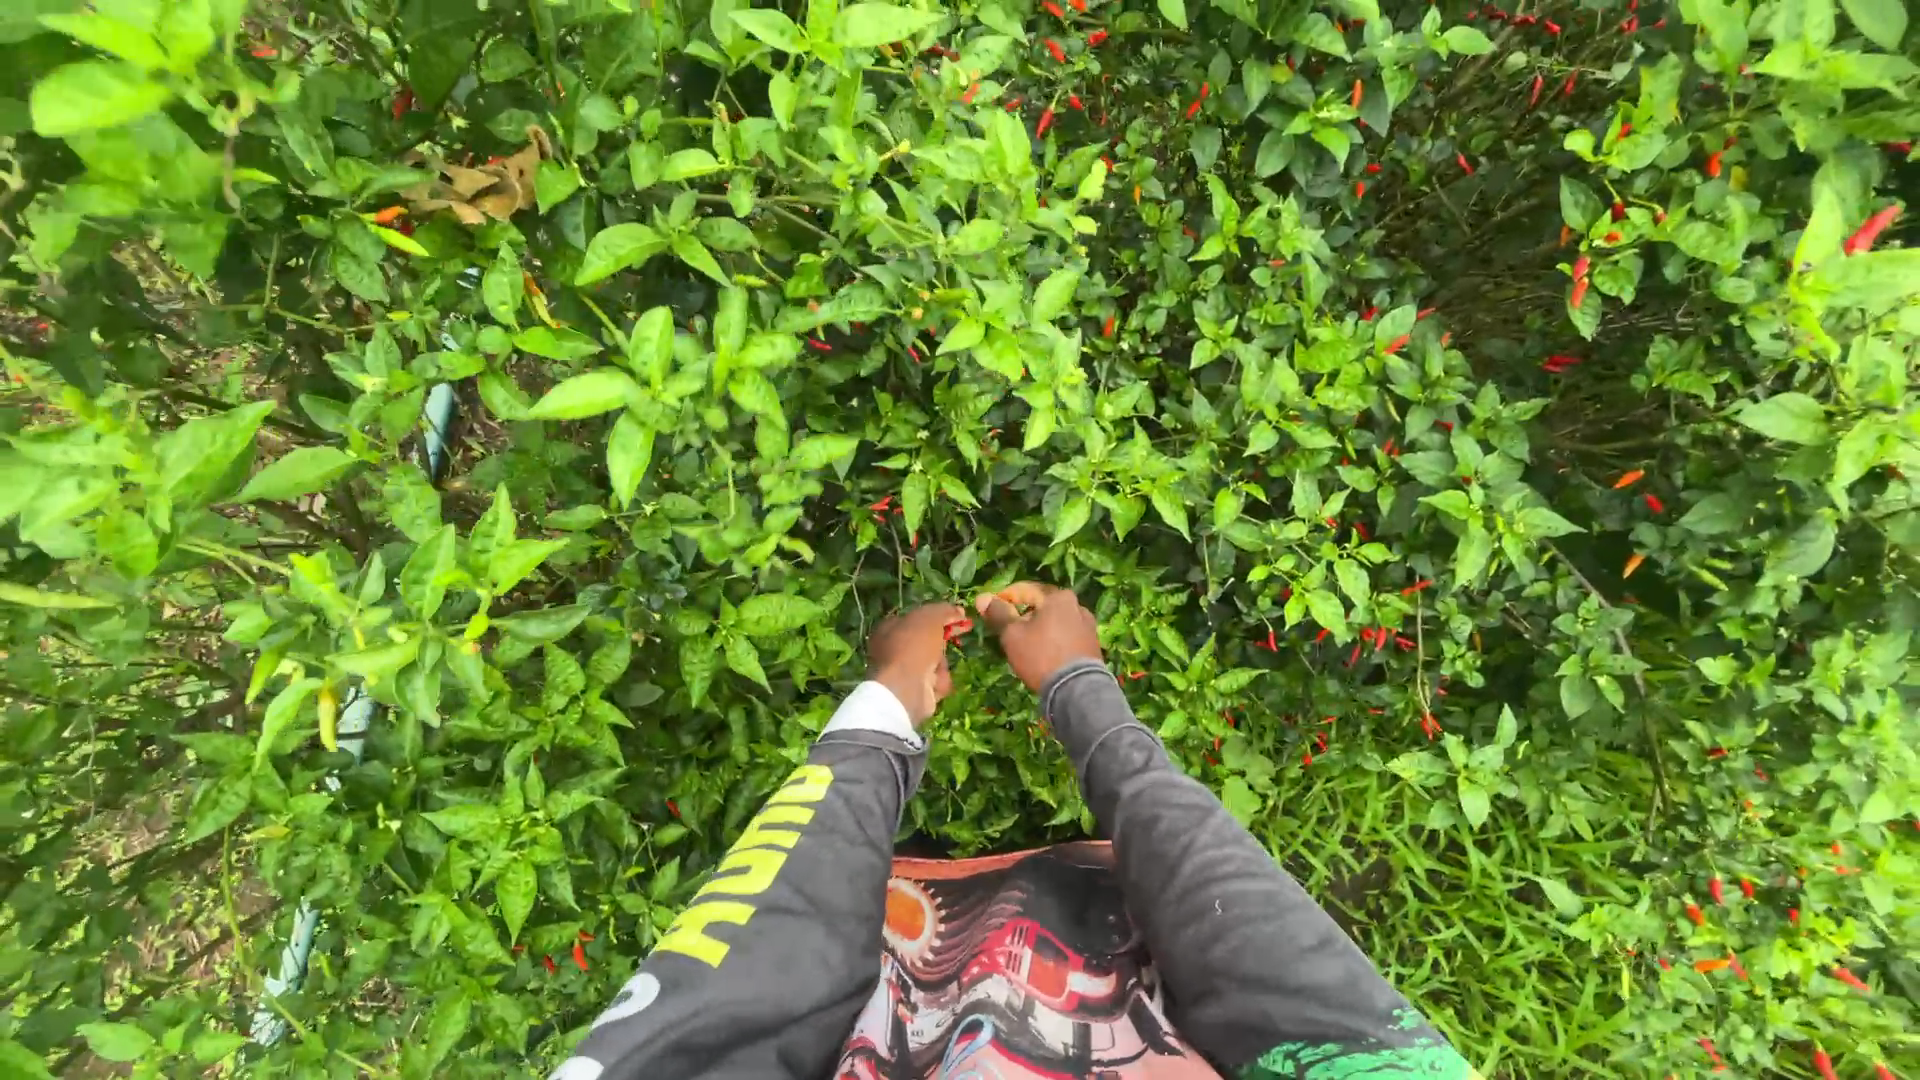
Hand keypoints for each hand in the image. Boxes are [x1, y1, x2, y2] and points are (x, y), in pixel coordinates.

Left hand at [867, 602, 966, 725]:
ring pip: (934, 663)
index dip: (939, 616)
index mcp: (889, 628)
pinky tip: (935, 684)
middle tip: (959, 636)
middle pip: (928, 641)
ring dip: (941, 665)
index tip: (958, 617)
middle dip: (942, 643)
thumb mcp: (930, 618)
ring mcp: (902, 673)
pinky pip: (935, 682)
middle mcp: (892, 650)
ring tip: (937, 668)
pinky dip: (939, 682)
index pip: (917, 618)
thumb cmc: (913, 647)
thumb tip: (958, 611)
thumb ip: (944, 610)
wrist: (905, 690)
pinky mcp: (913, 692)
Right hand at [974, 582, 1102, 691]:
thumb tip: (982, 597)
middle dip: (1023, 615)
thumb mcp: (1013, 634)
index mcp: (1058, 597)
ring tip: (1025, 646)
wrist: (1077, 690)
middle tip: (1008, 631)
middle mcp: (1077, 605)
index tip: (991, 611)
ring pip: (1055, 621)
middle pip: (1042, 605)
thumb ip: (998, 613)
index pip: (1026, 589)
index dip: (1005, 598)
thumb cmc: (1041, 656)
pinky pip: (1066, 636)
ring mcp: (1088, 625)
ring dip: (1039, 629)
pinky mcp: (1093, 645)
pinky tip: (1044, 655)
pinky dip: (1053, 640)